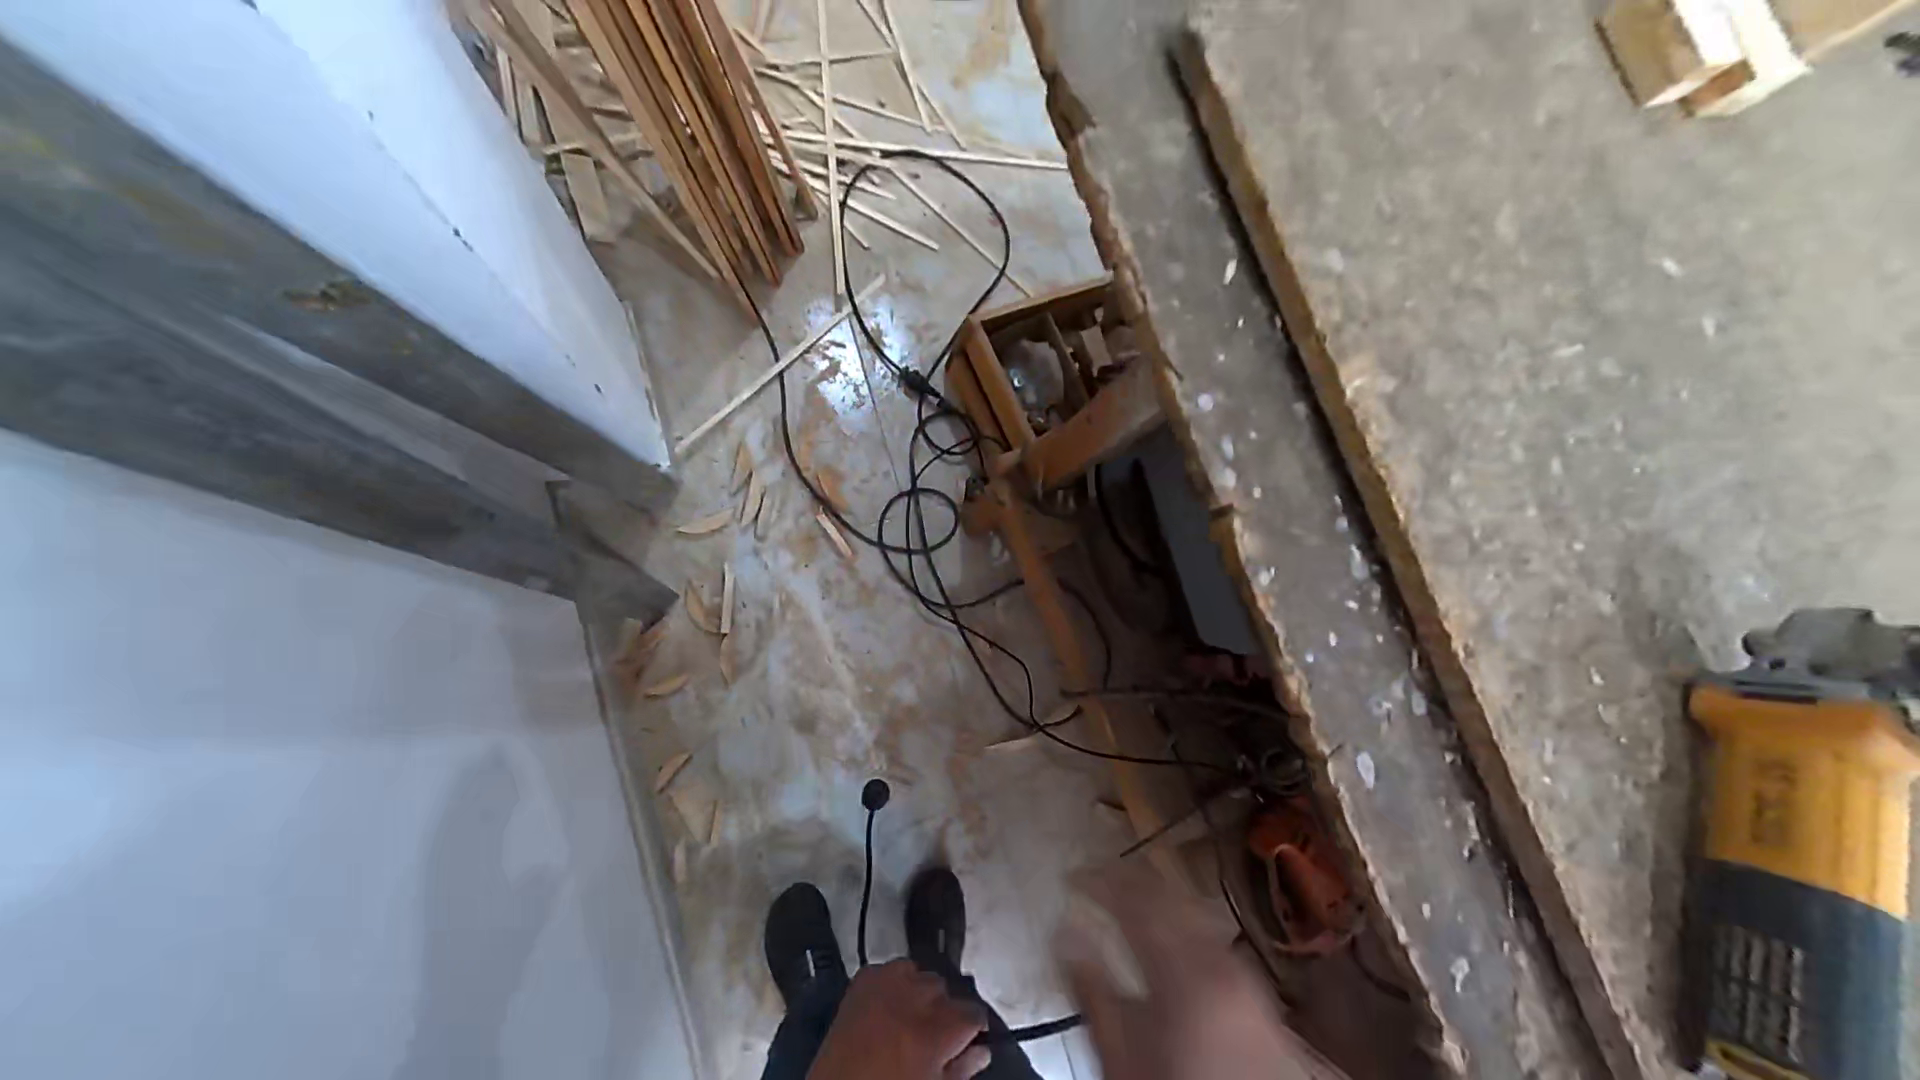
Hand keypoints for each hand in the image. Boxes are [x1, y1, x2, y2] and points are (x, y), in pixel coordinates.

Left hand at [806, 959, 990, 1079]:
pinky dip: (894, 985)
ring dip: (919, 993)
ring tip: (907, 1019)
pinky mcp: (865, 976)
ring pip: (920, 974)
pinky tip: (886, 1009)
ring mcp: (888, 980)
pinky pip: (891, 970)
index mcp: (935, 1030)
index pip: (974, 1011)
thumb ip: (962, 1070)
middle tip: (931, 1035)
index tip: (970, 1037)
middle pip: (946, 989)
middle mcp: (915, 996)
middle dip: (943, 1010)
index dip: (975, 1028)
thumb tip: (981, 1051)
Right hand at [1057, 865, 1340, 1079]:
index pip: (1134, 901)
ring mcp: (1244, 974)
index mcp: (1183, 972)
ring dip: (1158, 895)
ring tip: (1128, 893)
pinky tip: (1168, 929)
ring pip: (1193, 910)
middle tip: (1098, 873)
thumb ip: (1091, 990)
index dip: (1100, 880)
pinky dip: (1183, 918)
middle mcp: (1219, 961)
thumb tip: (1063, 935)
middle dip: (1129, 880)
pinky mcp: (1258, 991)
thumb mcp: (1121, 1054)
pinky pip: (1212, 932)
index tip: (1073, 875)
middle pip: (1169, 897)